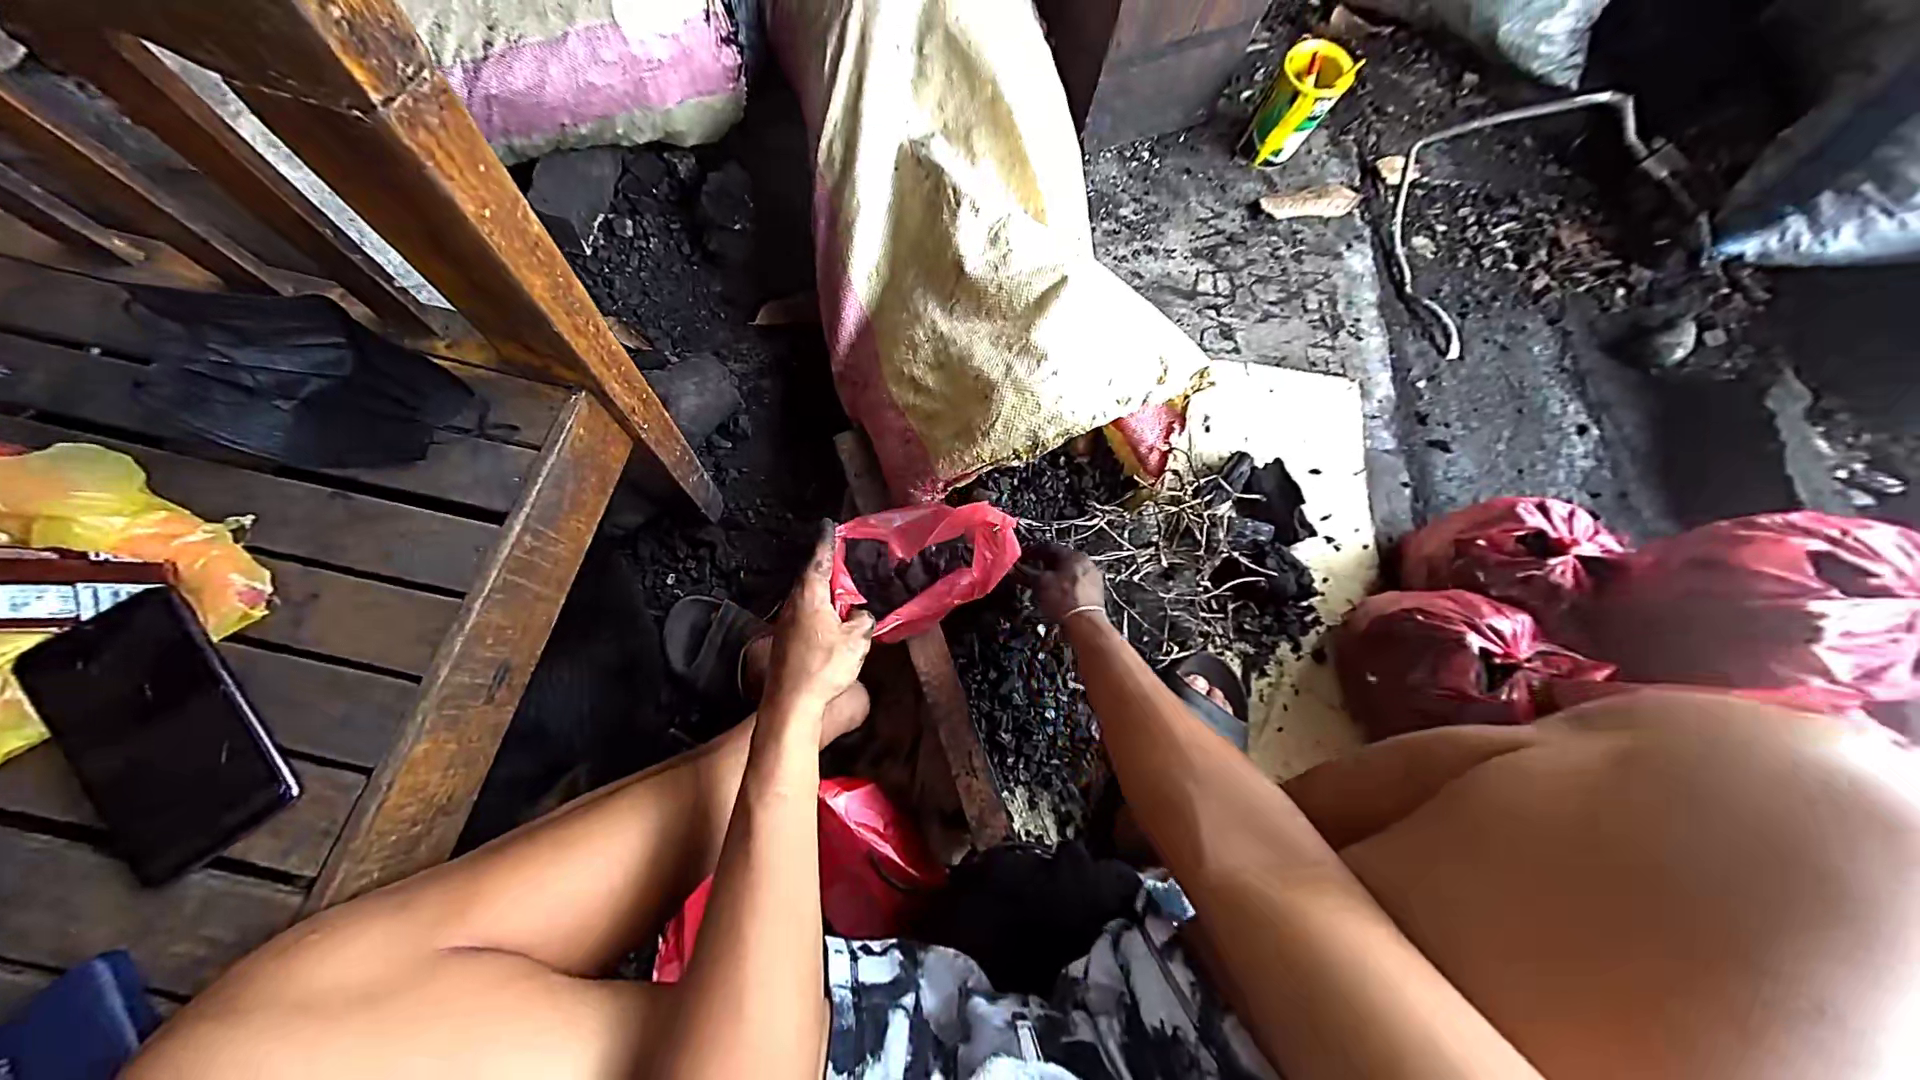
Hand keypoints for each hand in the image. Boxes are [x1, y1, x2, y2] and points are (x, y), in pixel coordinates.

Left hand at [764, 522, 875, 714]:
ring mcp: (787, 623)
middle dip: (831, 571)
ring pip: (810, 599)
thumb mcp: (856, 640)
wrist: (791, 703)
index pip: (819, 559)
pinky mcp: (786, 641)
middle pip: (813, 577)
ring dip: (827, 595)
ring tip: (847, 599)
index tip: (830, 527)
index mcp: (810, 596)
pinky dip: (821, 613)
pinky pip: (806, 616)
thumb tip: (862, 615)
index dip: (828, 542)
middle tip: (849, 566)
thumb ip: (863, 619)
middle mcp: (794, 605)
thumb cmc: (821, 669)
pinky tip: (834, 626)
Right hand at [1016, 542, 1106, 625]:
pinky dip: (1066, 586)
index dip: (1033, 552)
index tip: (1024, 557)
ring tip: (1044, 584)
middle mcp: (1087, 563)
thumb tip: (1019, 570)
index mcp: (1074, 555)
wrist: (1085, 624)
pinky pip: (1077, 584)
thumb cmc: (1063, 599)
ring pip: (1070, 572)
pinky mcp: (1096, 592)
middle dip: (1046, 564)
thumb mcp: (1040, 583)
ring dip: (1057, 576)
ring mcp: (1093, 578)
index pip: (1050, 548)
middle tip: (1033, 570)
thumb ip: (1029, 573)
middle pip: (1062, 559)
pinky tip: (1058, 594)